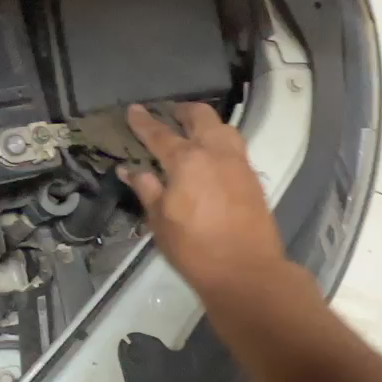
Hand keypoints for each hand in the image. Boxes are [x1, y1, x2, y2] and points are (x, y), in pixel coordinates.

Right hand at [119, 103, 285, 296]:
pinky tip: (211, 157)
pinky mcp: (253, 179)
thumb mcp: (159, 220)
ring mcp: (238, 164)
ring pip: (223, 128)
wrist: (247, 272)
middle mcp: (215, 153)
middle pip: (201, 116)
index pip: (159, 133)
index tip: (133, 109)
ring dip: (206, 124)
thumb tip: (129, 170)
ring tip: (192, 131)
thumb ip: (146, 189)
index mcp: (187, 160)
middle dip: (182, 110)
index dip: (143, 121)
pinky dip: (219, 142)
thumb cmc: (194, 248)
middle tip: (168, 114)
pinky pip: (235, 147)